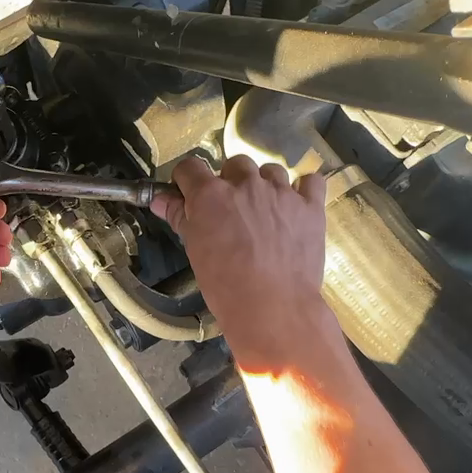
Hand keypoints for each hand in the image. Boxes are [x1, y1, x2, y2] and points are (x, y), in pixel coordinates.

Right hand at [151, 154, 335, 368]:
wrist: (273, 307)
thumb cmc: (225, 286)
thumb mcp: (194, 251)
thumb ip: (179, 218)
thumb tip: (160, 200)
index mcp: (211, 195)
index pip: (191, 167)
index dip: (187, 180)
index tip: (189, 194)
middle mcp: (246, 184)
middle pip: (234, 164)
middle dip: (230, 182)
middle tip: (231, 211)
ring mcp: (282, 193)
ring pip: (270, 171)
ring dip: (264, 184)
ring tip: (264, 211)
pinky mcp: (311, 206)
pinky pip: (311, 181)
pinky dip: (304, 189)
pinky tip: (297, 205)